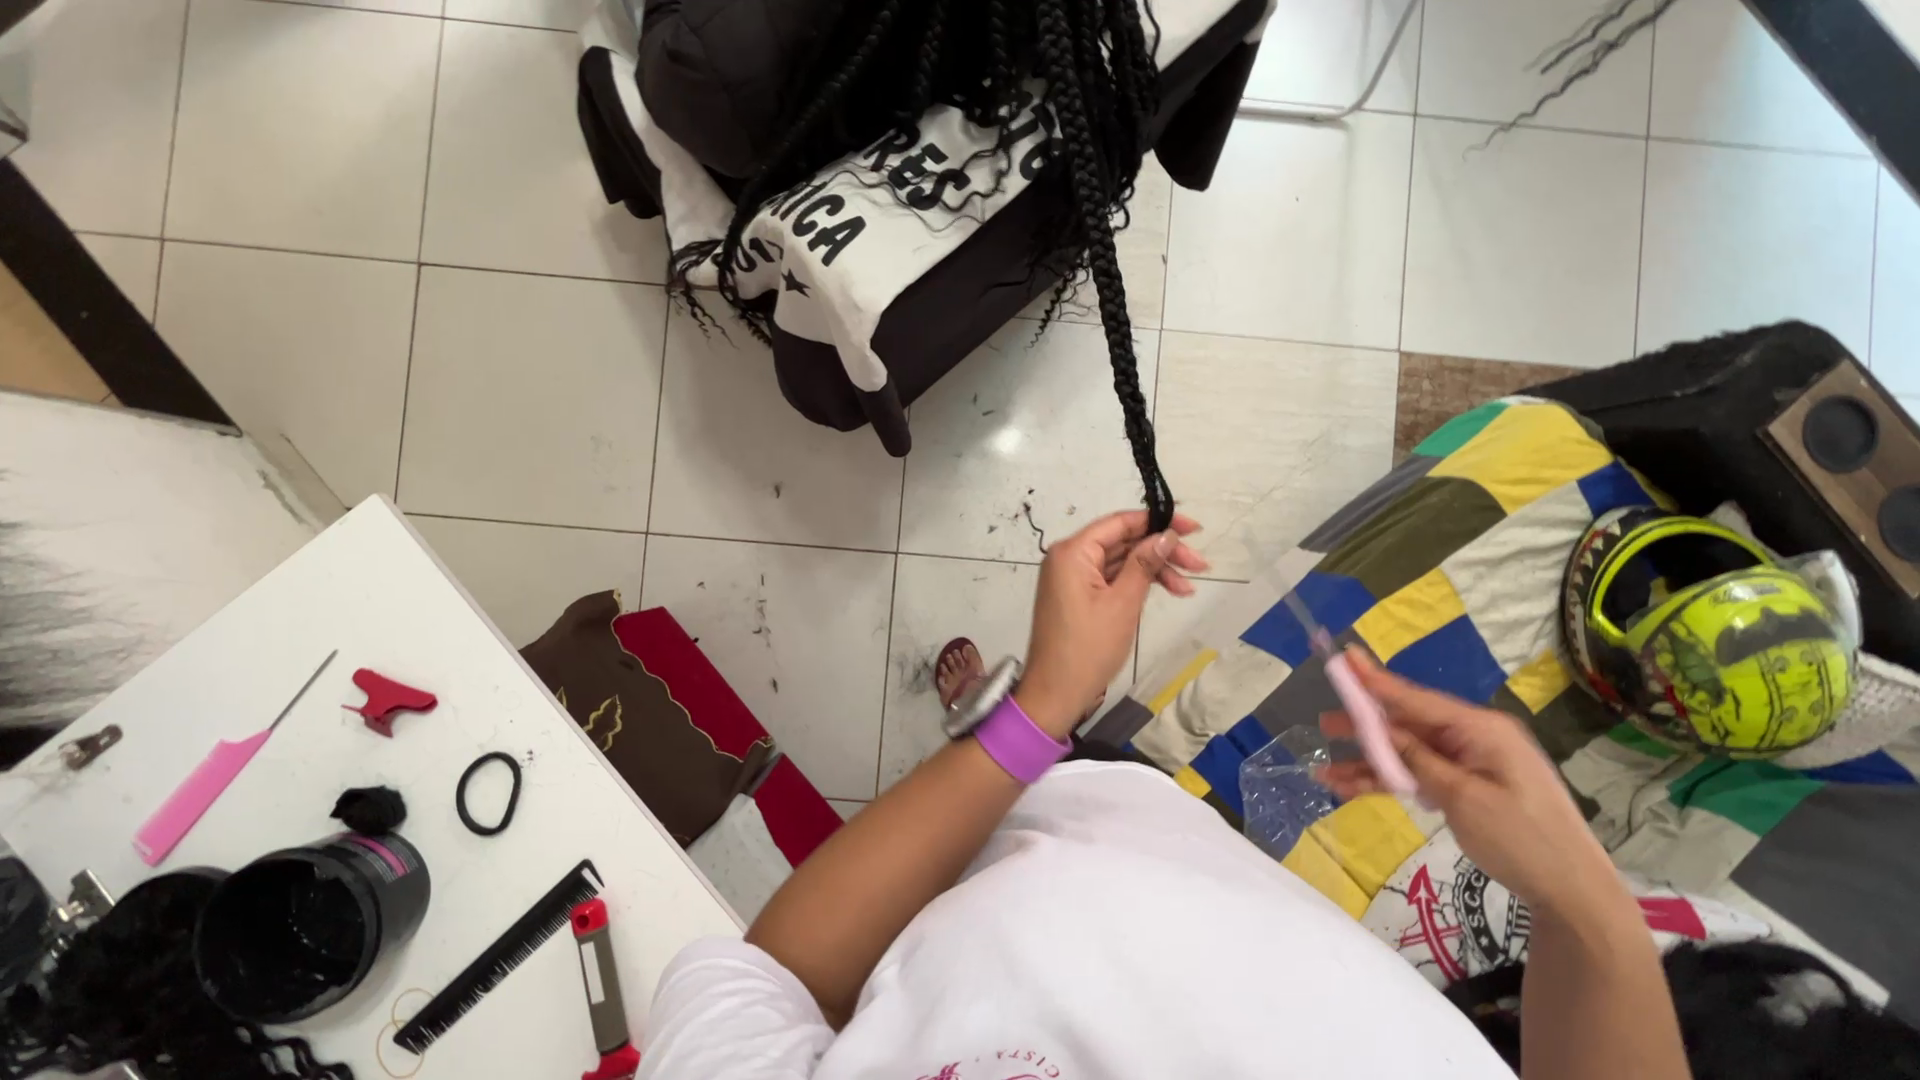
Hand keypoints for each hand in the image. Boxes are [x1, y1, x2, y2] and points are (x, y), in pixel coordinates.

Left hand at [1015, 510, 1206, 738]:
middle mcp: (1069, 558)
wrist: (1056, 693)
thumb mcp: (1122, 603)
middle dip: (1161, 550)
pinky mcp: (1078, 596)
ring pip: (1120, 561)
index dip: (1157, 522)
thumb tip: (1166, 534)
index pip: (1119, 523)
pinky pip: (1112, 579)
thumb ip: (1144, 563)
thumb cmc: (1088, 648)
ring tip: (1188, 587)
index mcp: (1072, 552)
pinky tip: (1168, 592)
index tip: (1193, 528)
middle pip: (1122, 541)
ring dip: (1154, 570)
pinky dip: (1138, 584)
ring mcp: (1072, 578)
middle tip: (1199, 565)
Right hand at [1318, 650, 1615, 915]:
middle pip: (1407, 724)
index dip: (1375, 681)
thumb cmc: (1522, 840)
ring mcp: (1471, 763)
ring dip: (1369, 764)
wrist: (1572, 892)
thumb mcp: (1463, 798)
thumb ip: (1417, 760)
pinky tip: (1354, 789)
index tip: (1344, 657)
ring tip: (1326, 774)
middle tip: (1324, 726)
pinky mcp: (1467, 786)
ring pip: (1407, 753)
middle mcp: (1473, 738)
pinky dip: (1390, 782)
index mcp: (1480, 729)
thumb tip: (1379, 727)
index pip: (1415, 699)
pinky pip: (1419, 775)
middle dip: (1364, 727)